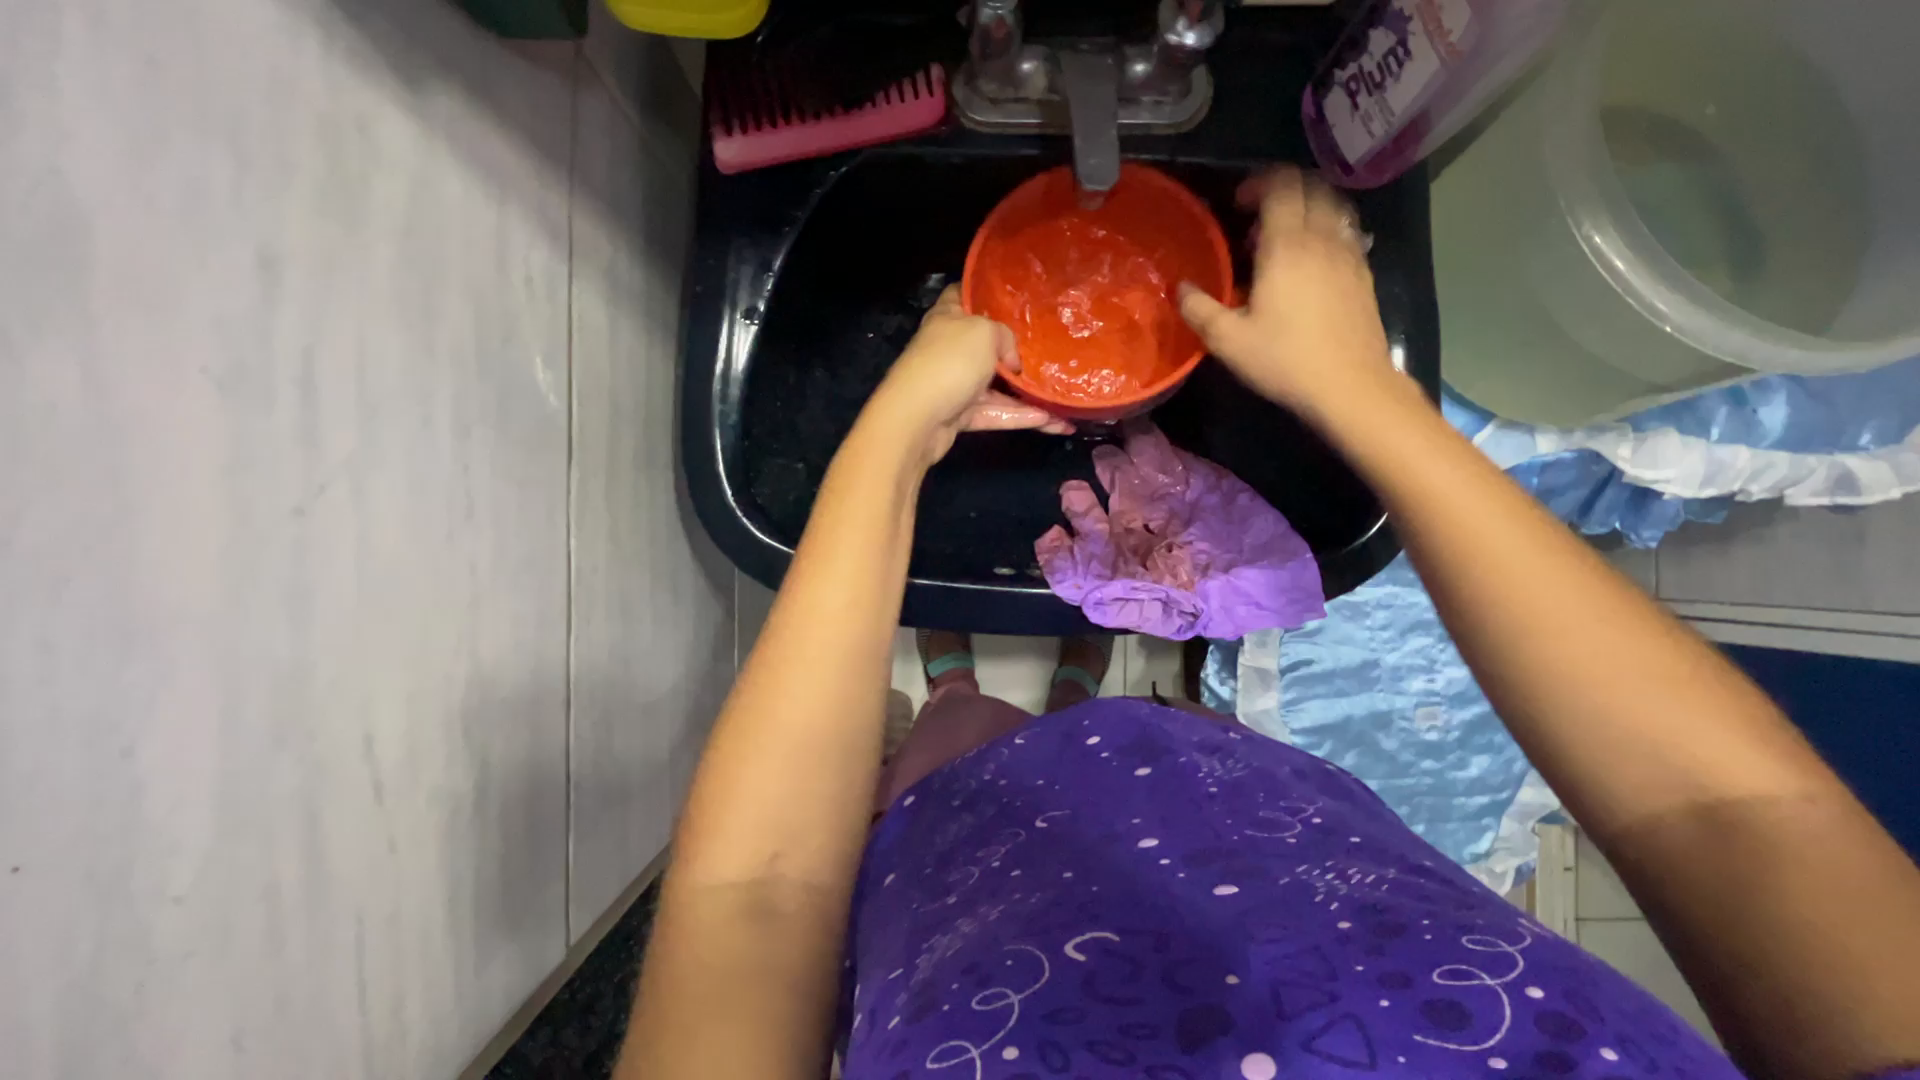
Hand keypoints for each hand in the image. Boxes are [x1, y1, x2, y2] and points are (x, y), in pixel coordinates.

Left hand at [867, 285, 1072, 463]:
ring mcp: (953, 384)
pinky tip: (1053, 422)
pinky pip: (995, 414)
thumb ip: (1005, 337)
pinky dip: (1020, 417)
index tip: (1014, 296)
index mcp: (947, 318)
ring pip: (996, 387)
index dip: (984, 292)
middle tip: (1050, 351)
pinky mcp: (958, 415)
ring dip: (1028, 396)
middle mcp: (949, 348)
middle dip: (1015, 350)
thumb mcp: (985, 332)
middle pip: (985, 345)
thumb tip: (1012, 362)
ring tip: (1063, 402)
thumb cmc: (950, 362)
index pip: (963, 295)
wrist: (916, 419)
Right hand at [1176, 167, 1398, 418]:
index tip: (1238, 203)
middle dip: (1283, 190)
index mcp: (1287, 246)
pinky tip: (1312, 261)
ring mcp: (1349, 254)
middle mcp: (1322, 239)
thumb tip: (1180, 289)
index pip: (1281, 186)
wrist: (1350, 385)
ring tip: (1286, 236)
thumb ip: (1199, 309)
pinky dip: (1327, 232)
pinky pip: (1346, 233)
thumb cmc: (1284, 360)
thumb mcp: (1228, 341)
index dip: (1258, 184)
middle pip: (1311, 187)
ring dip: (1308, 208)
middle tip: (1258, 217)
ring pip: (1333, 207)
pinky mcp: (1364, 274)